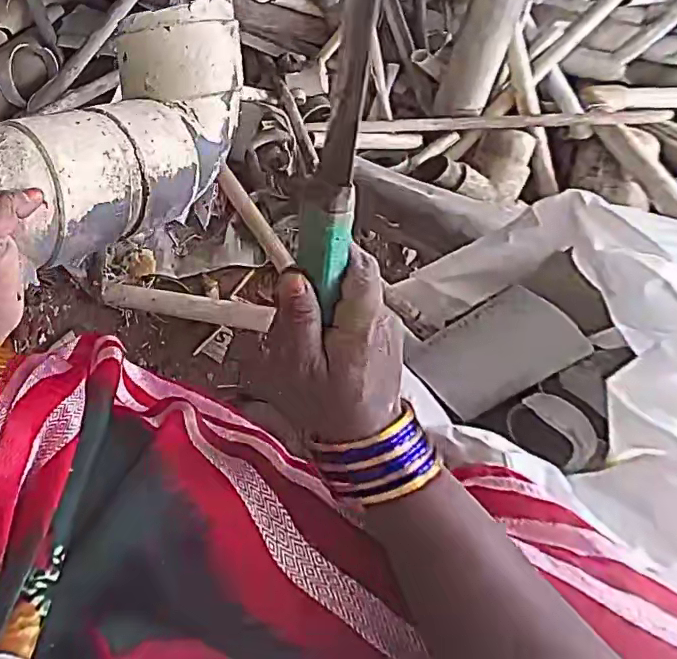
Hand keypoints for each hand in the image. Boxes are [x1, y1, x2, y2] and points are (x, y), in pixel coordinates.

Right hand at [251, 247, 402, 443]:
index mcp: (362, 325)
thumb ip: (297, 317)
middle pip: (352, 271)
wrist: (365, 441)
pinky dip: (332, 306)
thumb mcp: (300, 364)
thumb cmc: (329, 406)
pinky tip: (317, 331)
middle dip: (318, 270)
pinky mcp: (381, 331)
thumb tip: (293, 277)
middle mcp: (381, 319)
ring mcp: (385, 324)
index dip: (333, 244)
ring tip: (302, 321)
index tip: (309, 234)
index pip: (359, 267)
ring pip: (351, 286)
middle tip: (291, 290)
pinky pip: (354, 302)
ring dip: (323, 290)